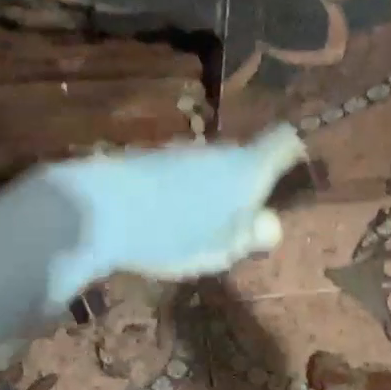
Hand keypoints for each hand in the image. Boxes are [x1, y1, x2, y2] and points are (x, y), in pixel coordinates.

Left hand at [38, 125, 305, 280]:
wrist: (98, 210)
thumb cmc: (175, 233)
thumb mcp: (222, 248)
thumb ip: (250, 235)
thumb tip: (271, 224)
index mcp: (248, 169)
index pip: (284, 141)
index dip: (292, 152)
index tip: (292, 170)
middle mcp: (218, 151)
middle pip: (243, 160)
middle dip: (243, 187)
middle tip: (236, 227)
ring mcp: (179, 153)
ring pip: (208, 169)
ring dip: (207, 194)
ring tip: (194, 233)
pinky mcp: (146, 161)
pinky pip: (177, 177)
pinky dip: (178, 196)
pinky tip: (162, 225)